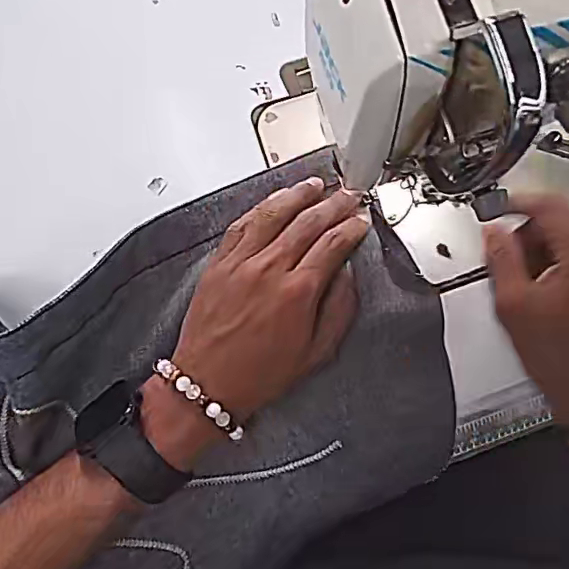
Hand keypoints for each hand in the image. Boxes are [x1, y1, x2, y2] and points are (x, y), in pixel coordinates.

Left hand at [139, 176, 369, 469]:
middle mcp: (269, 270)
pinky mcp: (219, 264)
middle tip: (348, 196)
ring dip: (298, 195)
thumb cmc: (258, 374)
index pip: (332, 244)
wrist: (208, 383)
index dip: (351, 227)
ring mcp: (241, 263)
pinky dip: (262, 207)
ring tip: (315, 185)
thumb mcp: (315, 353)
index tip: (360, 222)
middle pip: (308, 222)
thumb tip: (348, 277)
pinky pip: (242, 224)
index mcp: (297, 293)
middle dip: (333, 204)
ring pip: (274, 214)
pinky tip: (275, 201)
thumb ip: (338, 310)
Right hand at [481, 194, 568, 432]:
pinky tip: (556, 300)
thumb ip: (501, 259)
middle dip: (532, 240)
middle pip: (564, 224)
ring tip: (534, 292)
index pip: (549, 206)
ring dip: (551, 256)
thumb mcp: (515, 307)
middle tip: (510, 264)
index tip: (500, 207)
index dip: (516, 203)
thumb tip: (494, 233)